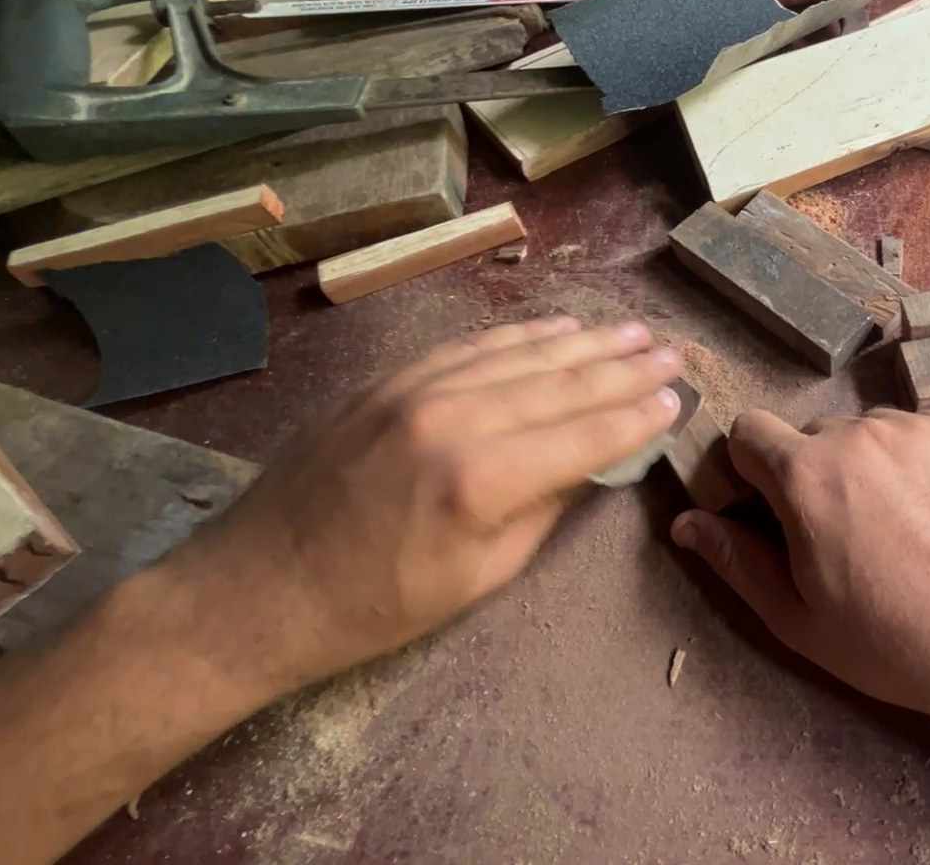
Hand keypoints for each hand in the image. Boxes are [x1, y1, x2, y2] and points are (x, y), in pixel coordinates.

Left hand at [163, 318, 681, 692]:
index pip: (587, 435)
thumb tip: (597, 460)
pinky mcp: (391, 379)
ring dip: (587, 340)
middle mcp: (456, 419)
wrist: (253, 591)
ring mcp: (418, 389)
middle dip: (627, 369)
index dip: (638, 418)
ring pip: (525, 353)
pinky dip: (524, 334)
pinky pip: (474, 345)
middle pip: (564, 383)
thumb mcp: (483, 575)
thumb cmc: (379, 604)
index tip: (676, 401)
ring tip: (634, 331)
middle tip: (671, 355)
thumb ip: (547, 506)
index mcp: (483, 481)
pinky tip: (559, 326)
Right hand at [668, 408, 929, 717]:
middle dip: (817, 472)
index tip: (777, 506)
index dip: (755, 467)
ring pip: (868, 431)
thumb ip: (736, 561)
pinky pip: (918, 431)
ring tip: (904, 523)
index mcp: (804, 475)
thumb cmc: (892, 639)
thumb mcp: (798, 618)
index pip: (749, 430)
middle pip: (813, 435)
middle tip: (851, 531)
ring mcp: (914, 426)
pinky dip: (918, 460)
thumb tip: (684, 522)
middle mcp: (856, 433)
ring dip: (870, 464)